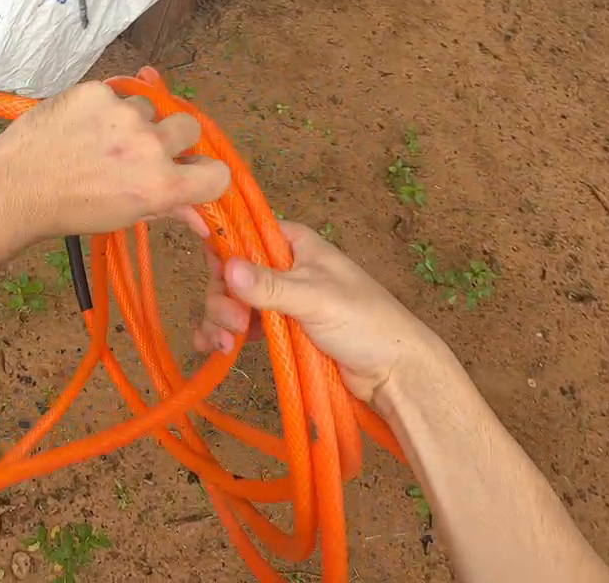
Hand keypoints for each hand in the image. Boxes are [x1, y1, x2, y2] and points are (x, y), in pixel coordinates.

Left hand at [0, 71, 230, 244]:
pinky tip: (78, 124)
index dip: (204, 172)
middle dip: (172, 137)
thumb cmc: (69, 210)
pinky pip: (115, 92)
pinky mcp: (97, 91)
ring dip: (133, 119)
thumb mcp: (124, 217)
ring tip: (99, 138)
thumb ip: (167, 209)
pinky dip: (102, 106)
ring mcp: (123, 113)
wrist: (15, 187)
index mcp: (162, 185)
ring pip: (148, 106)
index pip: (218, 172)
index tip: (187, 171)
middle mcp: (150, 145)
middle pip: (190, 127)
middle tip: (141, 149)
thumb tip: (201, 220)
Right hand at [192, 220, 448, 401]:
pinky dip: (223, 334)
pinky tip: (213, 349)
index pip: (243, 235)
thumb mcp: (315, 298)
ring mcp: (278, 298)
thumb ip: (270, 285)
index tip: (217, 278)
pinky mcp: (278, 329)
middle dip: (222, 298)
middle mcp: (280, 265)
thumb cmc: (364, 322)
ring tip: (223, 345)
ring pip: (232, 300)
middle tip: (232, 326)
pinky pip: (240, 325)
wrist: (395, 373)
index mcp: (292, 243)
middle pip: (231, 273)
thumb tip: (227, 268)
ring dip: (219, 319)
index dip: (222, 252)